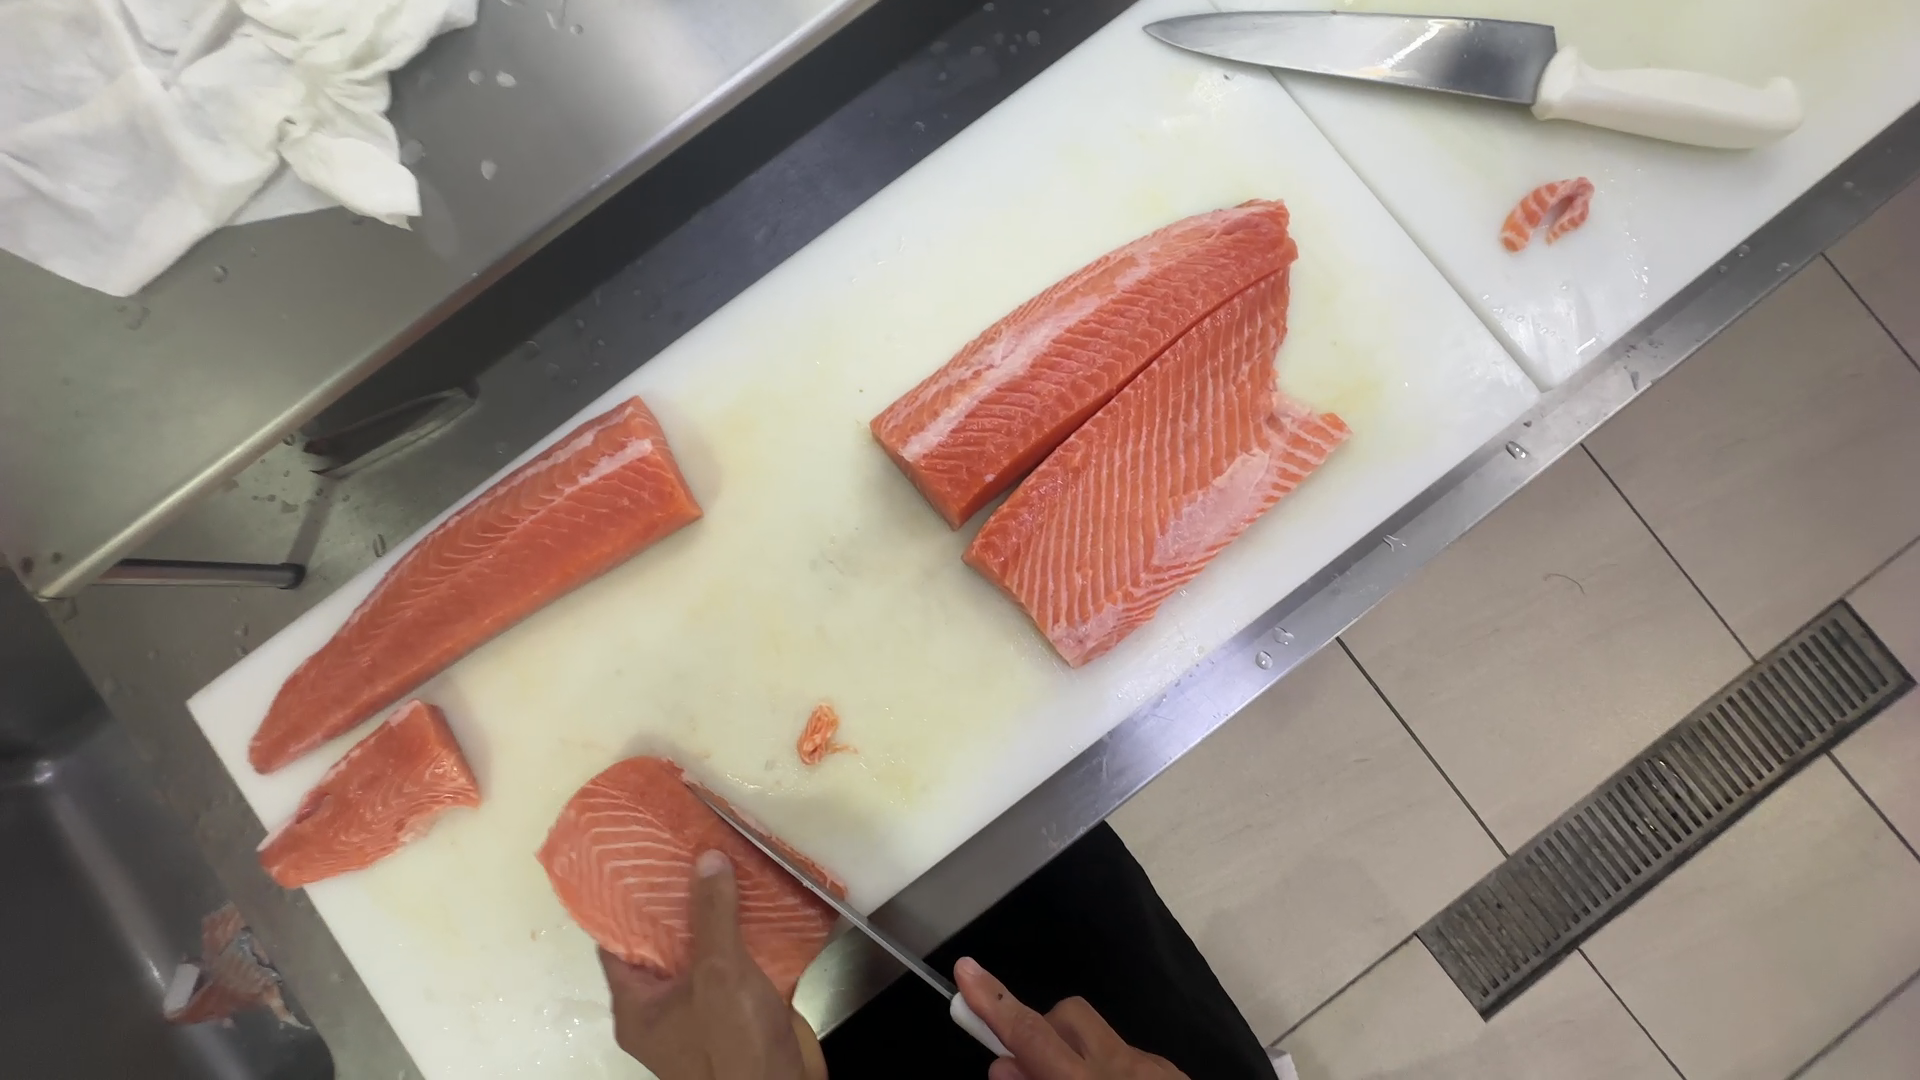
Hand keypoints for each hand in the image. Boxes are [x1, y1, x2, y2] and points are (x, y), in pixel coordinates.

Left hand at [599, 850, 827, 1079]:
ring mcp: (701, 1006)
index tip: (645, 853)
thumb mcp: (718, 973)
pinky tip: (759, 897)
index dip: (629, 898)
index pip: (619, 940)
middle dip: (682, 895)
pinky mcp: (736, 1006)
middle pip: (665, 939)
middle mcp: (663, 1005)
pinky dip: (744, 929)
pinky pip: (733, 958)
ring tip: (729, 859)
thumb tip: (706, 856)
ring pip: (702, 946)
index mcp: (638, 1006)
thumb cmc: (734, 1045)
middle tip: (695, 845)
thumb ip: (712, 914)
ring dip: (717, 909)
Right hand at [955, 957, 1188, 1079]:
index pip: (1033, 1035)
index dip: (996, 1002)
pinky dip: (1107, 1076)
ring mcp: (1156, 1070)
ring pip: (1099, 1038)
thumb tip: (1004, 1069)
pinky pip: (1128, 1060)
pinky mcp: (1174, 1076)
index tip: (966, 969)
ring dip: (1075, 1060)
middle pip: (1068, 1017)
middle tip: (1025, 1073)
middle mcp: (1125, 1069)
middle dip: (1040, 1032)